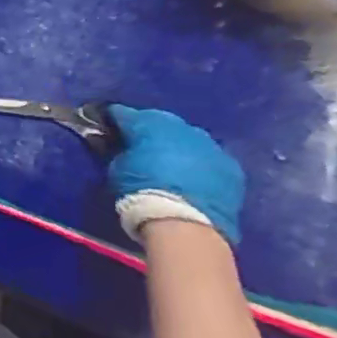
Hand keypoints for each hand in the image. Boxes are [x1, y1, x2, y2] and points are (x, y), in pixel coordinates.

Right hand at [107, 105, 244, 244]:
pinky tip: (189, 177)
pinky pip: (209, 159)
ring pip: (187, 138)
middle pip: (159, 122)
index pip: (123, 113)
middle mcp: (182, 128)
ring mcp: (211, 147)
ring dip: (175, 146)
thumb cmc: (140, 191)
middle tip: (137, 145)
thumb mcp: (116, 168)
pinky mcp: (232, 168)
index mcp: (149, 124)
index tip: (104, 127)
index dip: (111, 119)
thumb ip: (118, 151)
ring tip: (166, 162)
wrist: (185, 224)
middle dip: (148, 131)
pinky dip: (198, 163)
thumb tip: (115, 144)